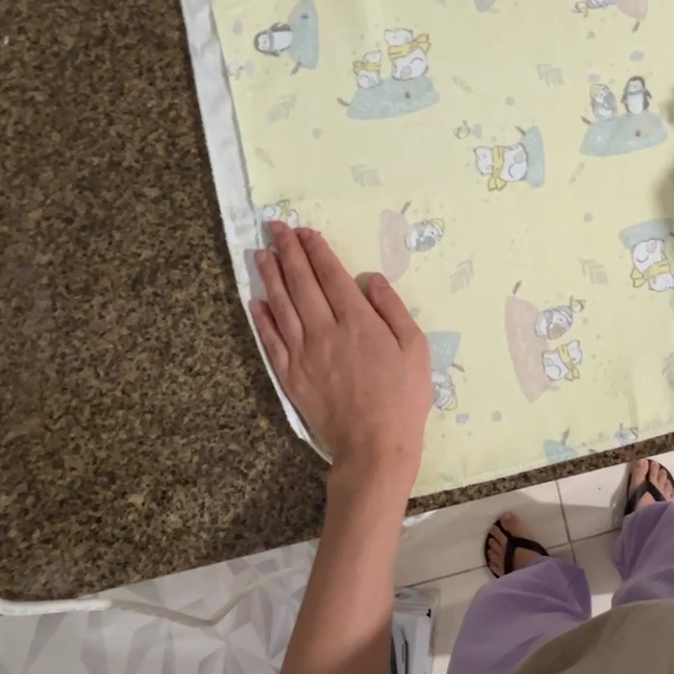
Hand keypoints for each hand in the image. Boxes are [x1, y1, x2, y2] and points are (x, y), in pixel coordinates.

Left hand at [250, 221, 430, 491]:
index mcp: (358, 322)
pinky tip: (256, 301)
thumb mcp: (416, 349)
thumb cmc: (404, 397)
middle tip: (275, 228)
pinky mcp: (290, 375)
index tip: (305, 231)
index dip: (317, 251)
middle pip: (302, 284)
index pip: (332, 276)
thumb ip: (394, 311)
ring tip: (261, 254)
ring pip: (281, 306)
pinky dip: (262, 318)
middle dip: (288, 252)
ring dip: (271, 277)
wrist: (374, 444)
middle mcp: (325, 331)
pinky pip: (270, 340)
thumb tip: (373, 280)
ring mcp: (303, 353)